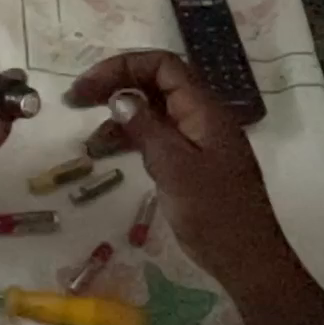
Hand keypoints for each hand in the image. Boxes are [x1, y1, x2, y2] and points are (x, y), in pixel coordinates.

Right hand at [66, 51, 323, 324]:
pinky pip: (155, 136)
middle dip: (114, 86)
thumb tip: (119, 98)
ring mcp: (196, 138)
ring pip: (152, 110)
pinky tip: (106, 153)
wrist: (247, 259)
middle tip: (76, 101)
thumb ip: (145, 128)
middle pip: (154, 83)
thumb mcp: (173, 167)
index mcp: (203, 109)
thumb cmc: (214, 213)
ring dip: (118, 117)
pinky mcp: (190, 160)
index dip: (122, 67)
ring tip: (88, 139)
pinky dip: (129, 138)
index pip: (162, 65)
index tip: (88, 87)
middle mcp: (200, 116)